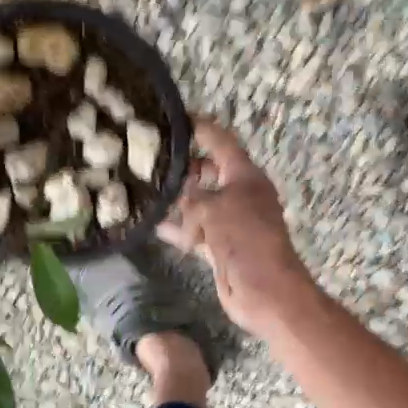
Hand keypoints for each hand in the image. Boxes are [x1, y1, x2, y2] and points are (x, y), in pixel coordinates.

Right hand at [157, 120, 318, 336]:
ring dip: (176, 199)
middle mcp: (239, 193)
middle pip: (207, 171)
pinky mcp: (221, 245)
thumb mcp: (213, 208)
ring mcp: (230, 221)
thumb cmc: (244, 239)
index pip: (219, 141)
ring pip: (198, 202)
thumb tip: (174, 192)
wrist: (264, 290)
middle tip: (147, 159)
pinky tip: (152, 224)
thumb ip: (190, 196)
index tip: (171, 117)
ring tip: (143, 189)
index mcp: (245, 175)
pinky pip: (195, 230)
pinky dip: (177, 228)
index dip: (197, 127)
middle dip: (181, 166)